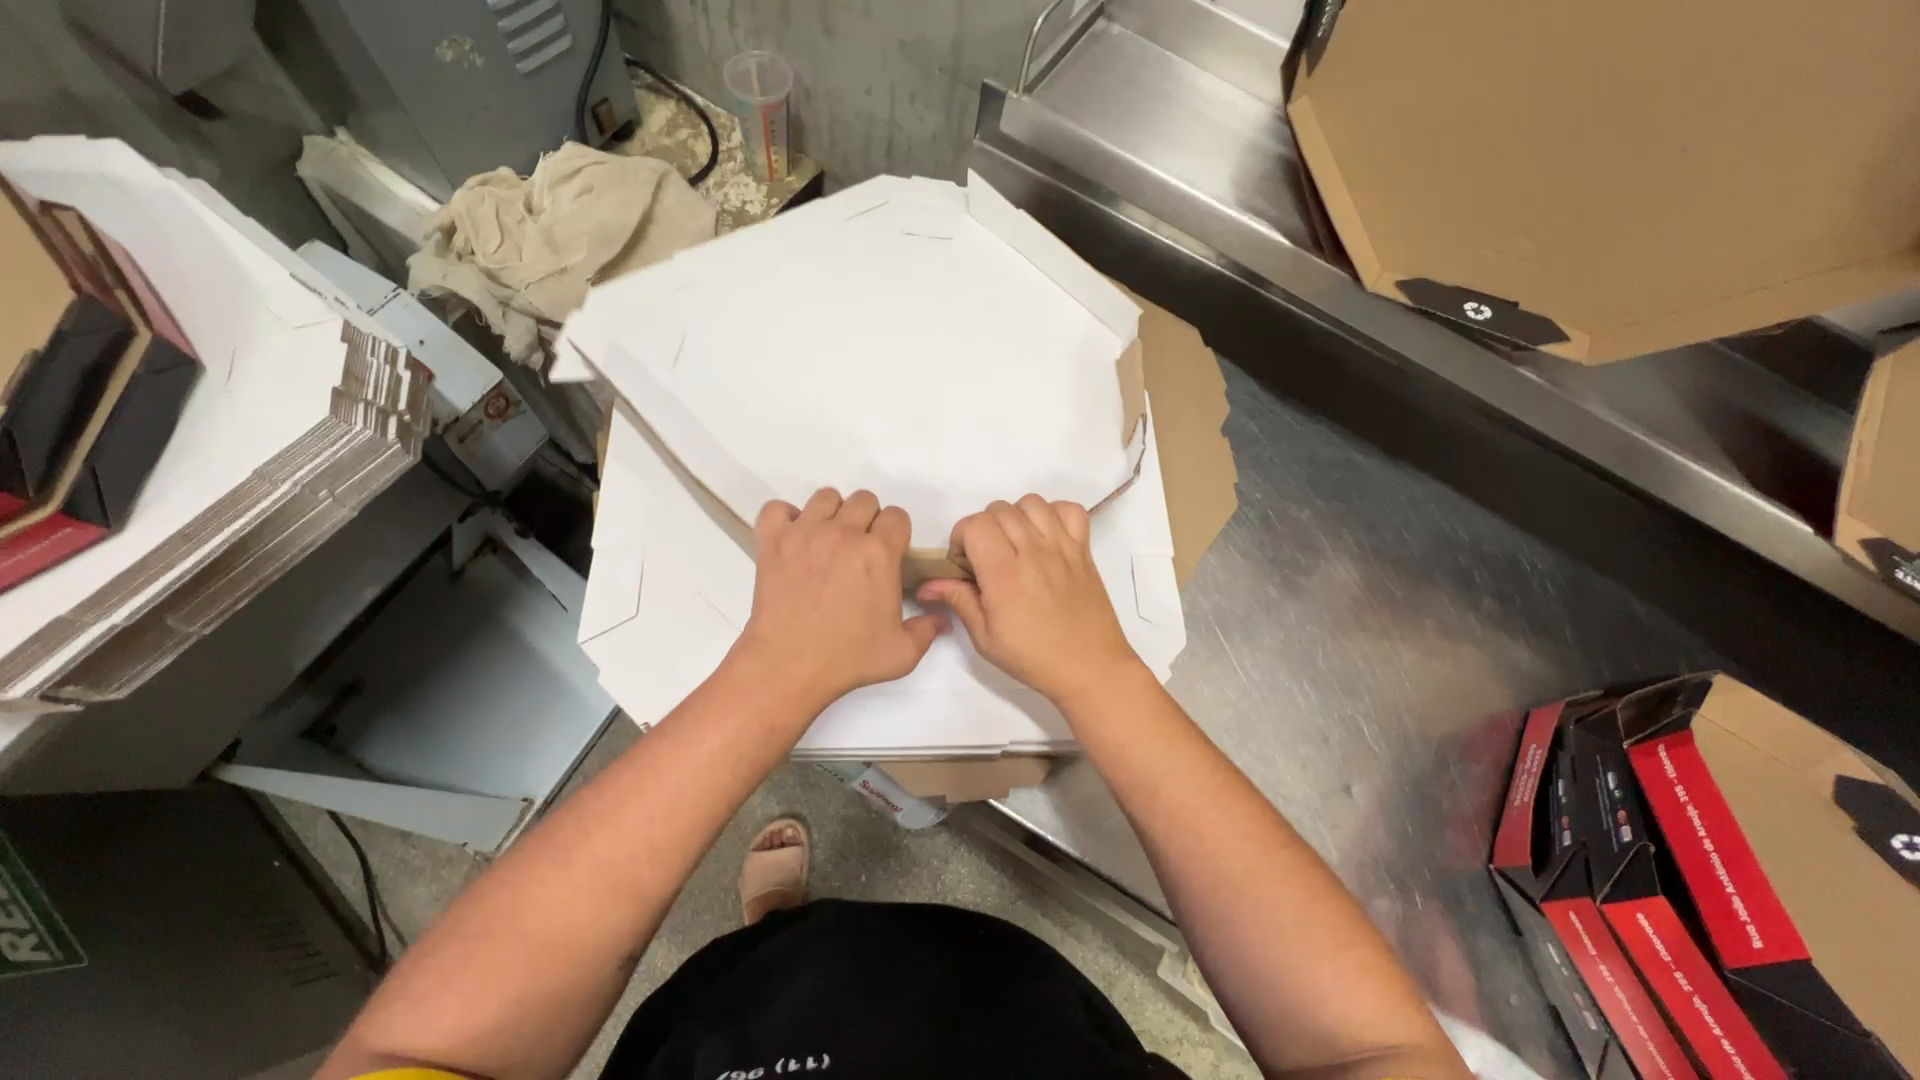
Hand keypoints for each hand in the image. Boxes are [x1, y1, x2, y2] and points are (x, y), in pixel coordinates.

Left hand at [731, 488, 943, 713]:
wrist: (789, 665)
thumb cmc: (848, 659)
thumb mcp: (902, 653)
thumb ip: (927, 630)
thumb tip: (942, 619)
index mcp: (879, 553)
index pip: (897, 516)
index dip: (896, 534)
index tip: (889, 555)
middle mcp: (844, 533)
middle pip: (864, 500)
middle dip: (868, 520)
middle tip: (860, 551)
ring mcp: (805, 533)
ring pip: (825, 497)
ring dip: (832, 514)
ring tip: (828, 542)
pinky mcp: (773, 542)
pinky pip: (777, 509)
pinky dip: (785, 518)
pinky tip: (793, 539)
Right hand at [917, 495, 1145, 706]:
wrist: (1089, 667)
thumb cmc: (1033, 657)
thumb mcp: (985, 637)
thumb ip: (959, 600)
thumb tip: (926, 584)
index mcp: (1004, 573)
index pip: (975, 524)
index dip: (961, 537)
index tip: (964, 563)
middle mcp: (1033, 551)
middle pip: (999, 509)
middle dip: (984, 528)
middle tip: (987, 558)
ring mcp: (1062, 547)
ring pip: (1032, 502)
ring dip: (1016, 516)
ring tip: (1015, 544)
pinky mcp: (1083, 550)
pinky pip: (1070, 510)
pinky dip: (1054, 514)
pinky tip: (1046, 537)